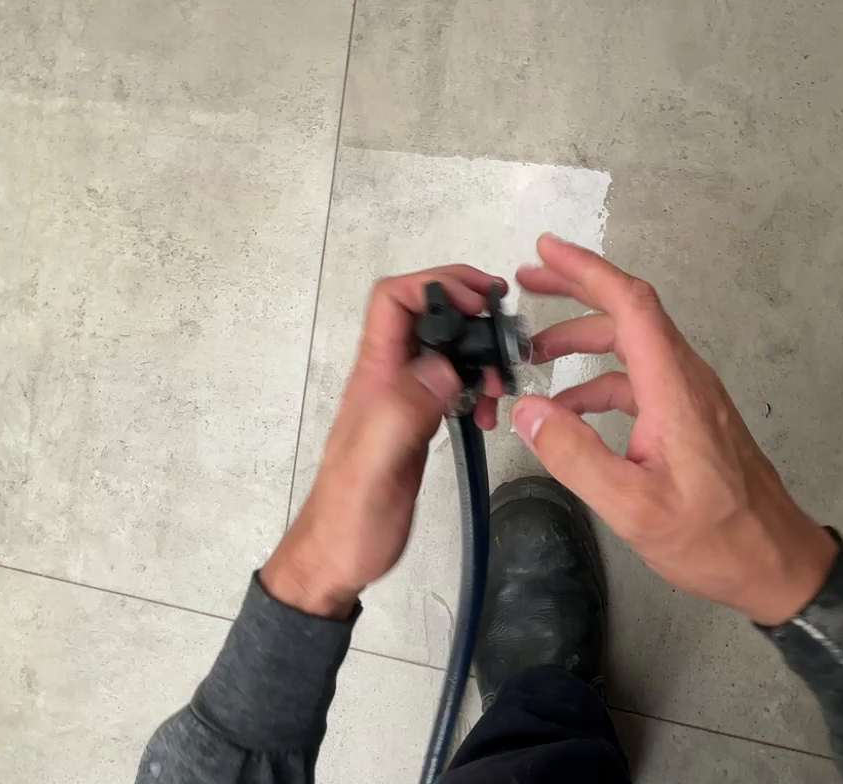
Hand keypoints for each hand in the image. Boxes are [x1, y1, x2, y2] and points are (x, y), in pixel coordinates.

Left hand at [263, 265, 503, 617]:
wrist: (338, 558)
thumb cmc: (349, 519)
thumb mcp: (373, 467)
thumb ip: (401, 412)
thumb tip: (443, 368)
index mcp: (374, 376)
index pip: (393, 299)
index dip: (437, 286)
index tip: (478, 303)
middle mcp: (389, 376)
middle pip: (425, 313)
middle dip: (469, 310)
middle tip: (505, 335)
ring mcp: (404, 397)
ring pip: (444, 347)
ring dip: (478, 353)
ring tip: (501, 384)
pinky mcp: (418, 419)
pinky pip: (451, 383)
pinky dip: (476, 387)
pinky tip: (487, 414)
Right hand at [511, 235, 837, 625]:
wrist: (777, 563)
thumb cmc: (713, 535)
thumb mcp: (633, 505)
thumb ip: (575, 455)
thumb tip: (527, 409)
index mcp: (672, 384)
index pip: (630, 304)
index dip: (587, 269)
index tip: (547, 249)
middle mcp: (683, 375)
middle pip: (627, 311)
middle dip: (575, 288)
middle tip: (527, 281)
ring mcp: (687, 393)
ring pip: (629, 344)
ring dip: (581, 337)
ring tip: (532, 351)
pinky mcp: (687, 414)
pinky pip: (636, 379)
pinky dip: (597, 380)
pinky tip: (569, 408)